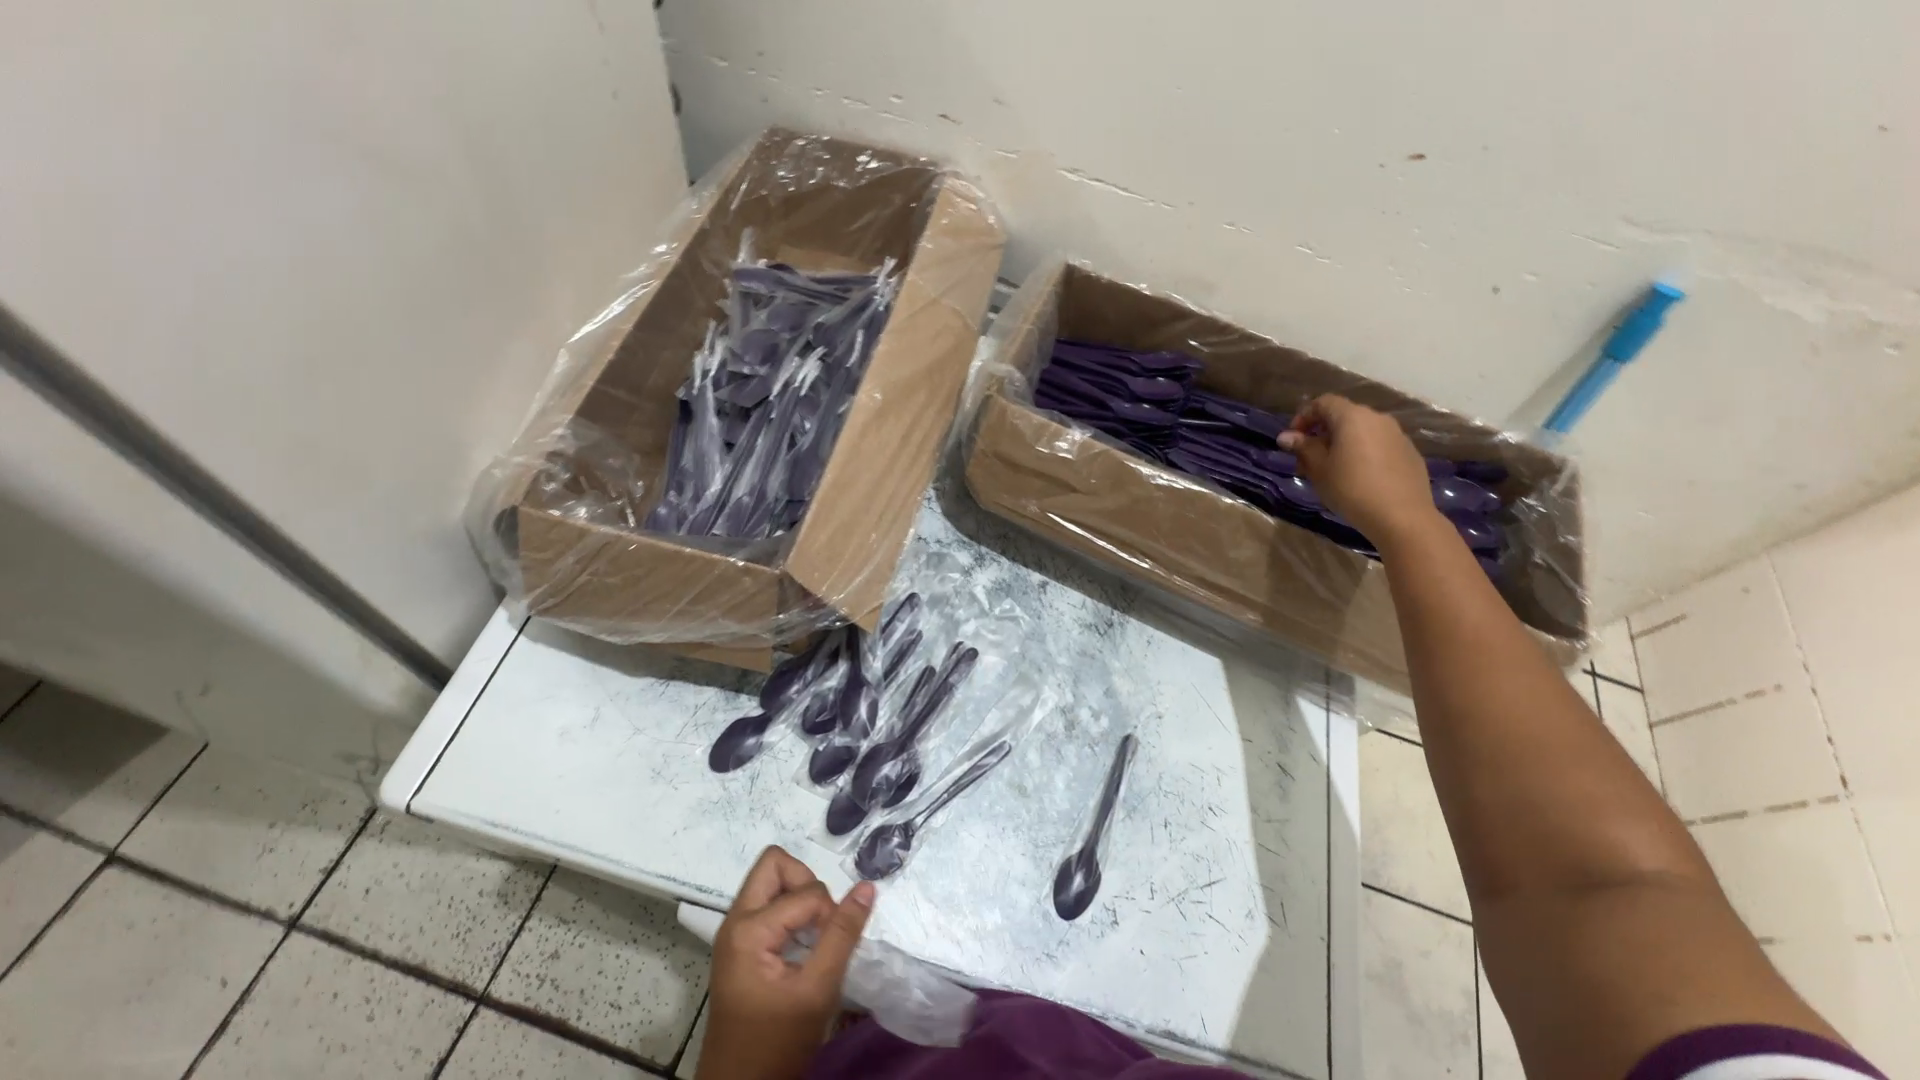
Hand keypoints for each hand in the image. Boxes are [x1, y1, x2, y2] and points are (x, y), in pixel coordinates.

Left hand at [697, 846, 874, 1079]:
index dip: (830, 913)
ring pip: (771, 883)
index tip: (833, 948)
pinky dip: (791, 915)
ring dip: (800, 899)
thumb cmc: (777, 1043)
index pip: (806, 892)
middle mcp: (735, 920)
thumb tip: (867, 886)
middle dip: (808, 884)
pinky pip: (767, 906)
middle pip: (774, 865)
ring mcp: (734, 932)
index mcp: (748, 928)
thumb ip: (842, 934)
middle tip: (823, 923)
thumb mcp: (818, 989)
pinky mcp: (740, 945)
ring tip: (815, 937)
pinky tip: (804, 947)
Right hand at [1278, 394, 1438, 544]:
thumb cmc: (1352, 489)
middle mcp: (1377, 418)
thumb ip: (1303, 448)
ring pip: (1362, 431)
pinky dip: (1364, 453)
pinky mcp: (1409, 453)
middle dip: (1322, 433)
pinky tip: (1360, 478)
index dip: (1303, 416)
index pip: (1323, 402)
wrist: (1402, 516)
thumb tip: (1287, 436)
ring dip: (1343, 444)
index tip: (1293, 439)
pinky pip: (1379, 445)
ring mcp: (1397, 435)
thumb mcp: (1319, 469)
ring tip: (1333, 470)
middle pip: (1343, 416)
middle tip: (1308, 459)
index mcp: (1352, 417)